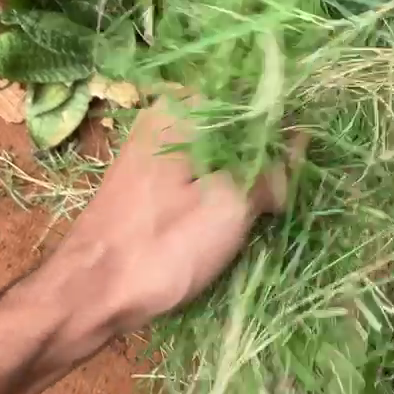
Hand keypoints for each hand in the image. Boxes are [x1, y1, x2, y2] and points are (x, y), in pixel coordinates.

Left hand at [30, 104, 283, 339]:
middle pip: (231, 128)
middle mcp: (161, 125)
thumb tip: (298, 144)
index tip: (304, 151)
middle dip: (263, 154)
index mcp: (179, 113)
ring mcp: (151, 159)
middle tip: (288, 187)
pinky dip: (220, 195)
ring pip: (216, 158)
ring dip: (244, 179)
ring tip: (270, 206)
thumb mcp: (229, 206)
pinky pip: (197, 181)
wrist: (89, 296)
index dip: (279, 121)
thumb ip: (267, 169)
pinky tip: (236, 222)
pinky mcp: (147, 192)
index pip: (246, 97)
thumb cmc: (161, 247)